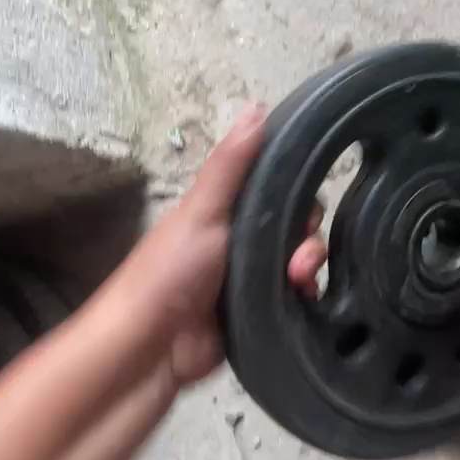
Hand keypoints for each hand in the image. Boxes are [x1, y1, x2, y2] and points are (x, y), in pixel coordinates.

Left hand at [104, 104, 327, 385]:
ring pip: (303, 260)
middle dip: (309, 238)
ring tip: (298, 283)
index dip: (300, 193)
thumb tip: (257, 107)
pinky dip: (307, 295)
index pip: (282, 189)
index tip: (305, 207)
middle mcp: (244, 240)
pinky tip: (304, 299)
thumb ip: (231, 165)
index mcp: (229, 211)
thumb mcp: (202, 211)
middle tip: (299, 260)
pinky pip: (299, 295)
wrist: (149, 352)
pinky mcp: (261, 310)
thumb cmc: (169, 273)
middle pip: (300, 225)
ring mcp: (253, 277)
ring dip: (309, 268)